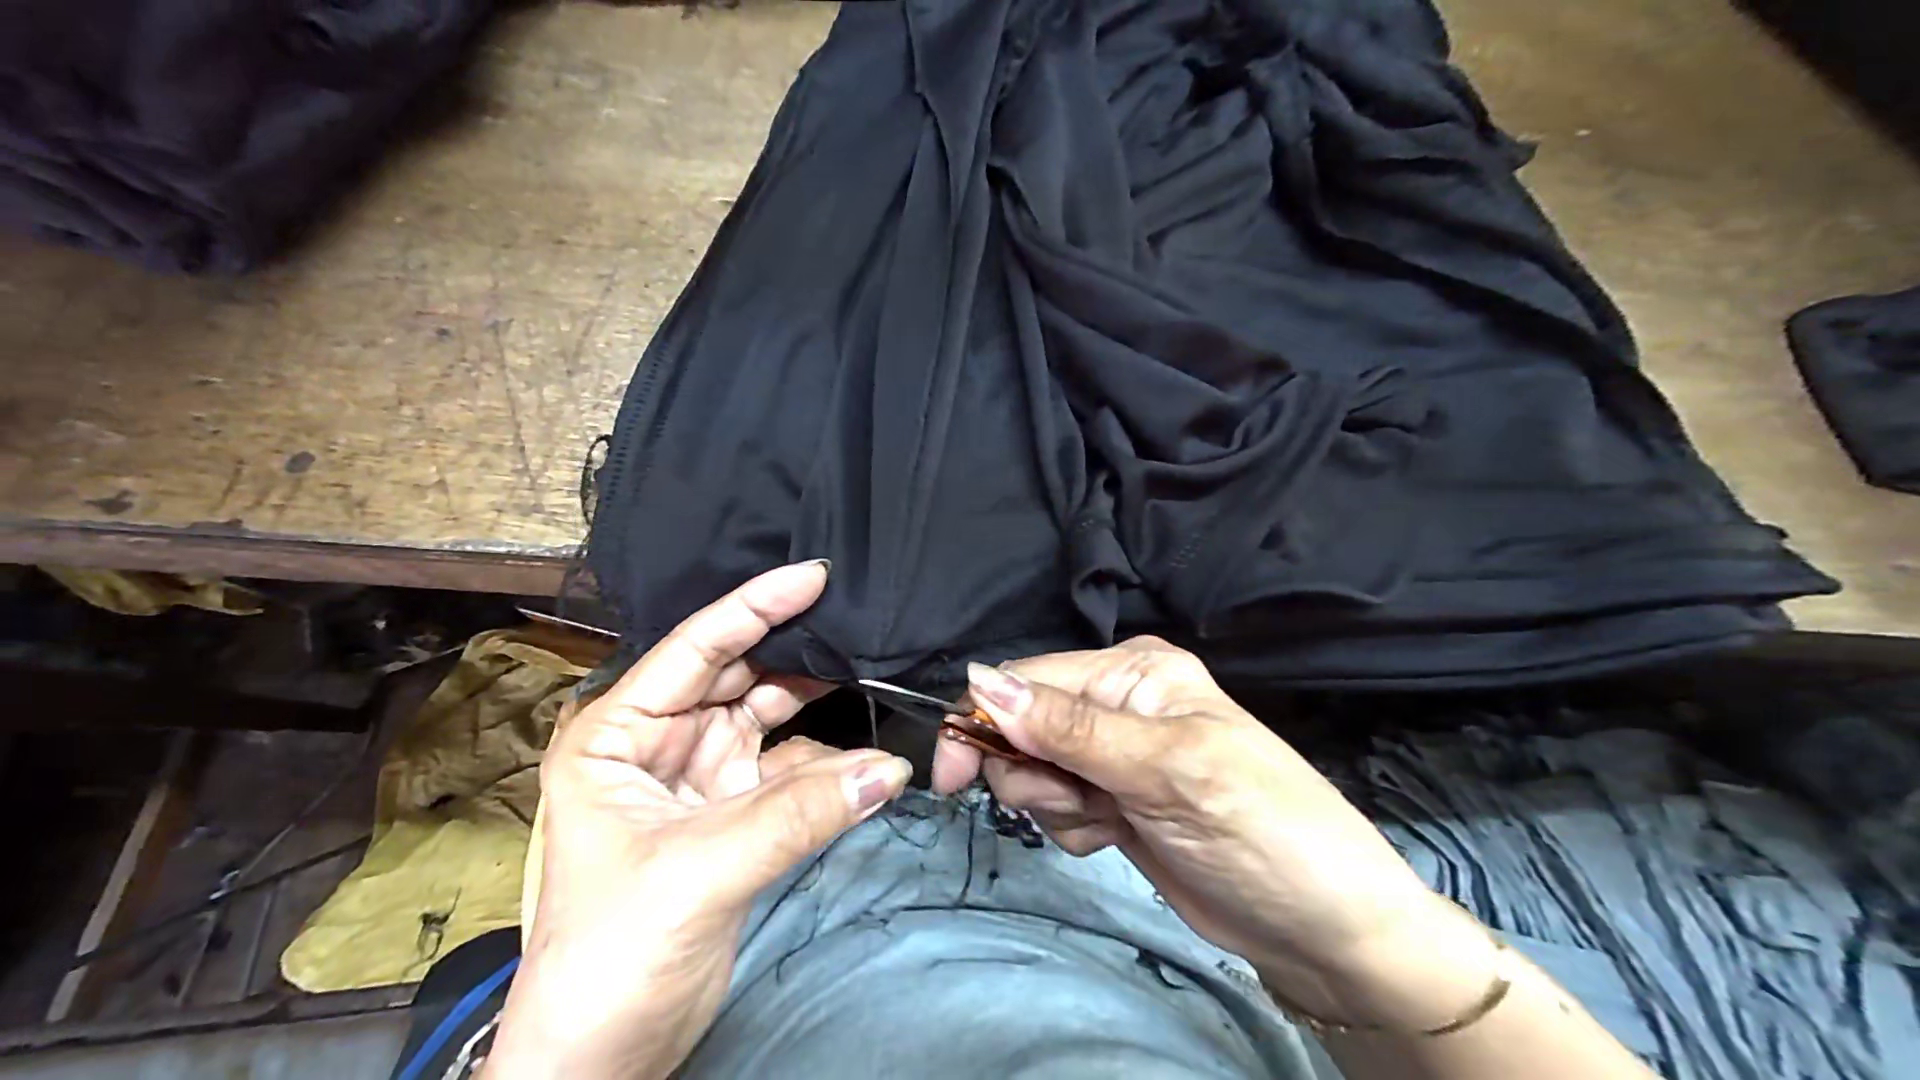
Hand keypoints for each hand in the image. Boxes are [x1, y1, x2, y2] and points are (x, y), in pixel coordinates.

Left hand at [483, 561, 911, 1079]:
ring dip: (820, 706)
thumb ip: (799, 814)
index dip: (755, 606)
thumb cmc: (612, 959)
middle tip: (859, 624)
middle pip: (739, 674)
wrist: (603, 1063)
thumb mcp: (700, 873)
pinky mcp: (734, 810)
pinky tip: (869, 763)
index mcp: (618, 734)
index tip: (816, 575)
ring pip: (770, 717)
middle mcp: (660, 742)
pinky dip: (830, 764)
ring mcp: (701, 775)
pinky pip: (792, 768)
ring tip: (874, 678)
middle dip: (796, 650)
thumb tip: (891, 769)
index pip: (695, 649)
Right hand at [931, 636, 1496, 1029]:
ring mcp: (1114, 753)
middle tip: (1080, 803)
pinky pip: (1056, 802)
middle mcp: (1118, 702)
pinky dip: (1071, 824)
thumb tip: (977, 680)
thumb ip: (1070, 727)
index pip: (1029, 680)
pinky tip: (1115, 837)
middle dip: (1033, 771)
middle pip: (1022, 725)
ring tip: (1110, 823)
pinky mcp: (1112, 797)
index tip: (953, 777)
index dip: (984, 721)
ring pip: (1033, 768)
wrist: (1325, 930)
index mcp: (1134, 672)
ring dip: (1055, 804)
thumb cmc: (1262, 832)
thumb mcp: (1167, 772)